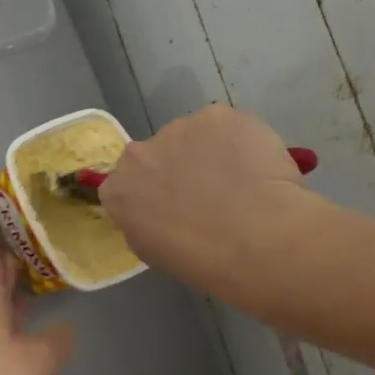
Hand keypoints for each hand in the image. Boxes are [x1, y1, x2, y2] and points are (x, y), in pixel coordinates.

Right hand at [97, 103, 326, 293]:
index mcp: (117, 190)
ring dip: (209, 151)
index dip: (152, 192)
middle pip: (156, 153)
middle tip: (207, 191)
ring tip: (239, 179)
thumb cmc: (198, 258)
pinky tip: (256, 165)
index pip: (126, 184)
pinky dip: (241, 140)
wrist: (254, 239)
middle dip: (177, 166)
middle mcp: (138, 154)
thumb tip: (157, 209)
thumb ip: (142, 219)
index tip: (172, 204)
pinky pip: (228, 126)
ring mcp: (177, 130)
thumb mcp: (150, 250)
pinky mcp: (217, 116)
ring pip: (193, 136)